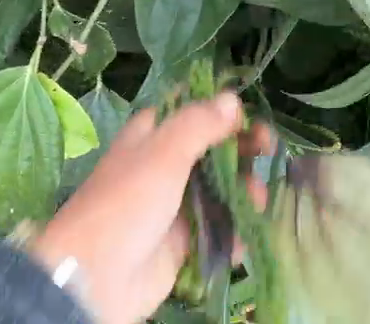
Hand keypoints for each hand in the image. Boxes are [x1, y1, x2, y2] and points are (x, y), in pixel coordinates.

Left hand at [26, 93, 267, 323]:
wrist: (100, 271)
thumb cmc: (129, 200)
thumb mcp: (163, 152)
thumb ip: (198, 124)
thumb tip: (232, 97)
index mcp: (152, 133)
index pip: (191, 112)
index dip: (221, 112)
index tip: (252, 118)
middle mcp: (163, 163)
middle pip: (210, 150)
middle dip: (240, 151)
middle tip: (269, 152)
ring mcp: (173, 202)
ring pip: (217, 190)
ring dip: (242, 192)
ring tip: (257, 200)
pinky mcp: (182, 240)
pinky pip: (215, 230)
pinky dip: (232, 233)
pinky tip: (243, 241)